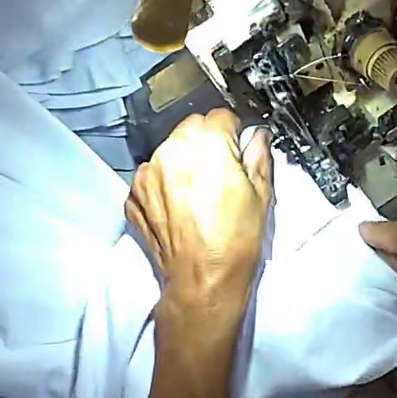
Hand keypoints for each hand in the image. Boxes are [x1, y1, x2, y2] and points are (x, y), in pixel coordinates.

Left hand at [128, 109, 272, 331]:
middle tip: (222, 172)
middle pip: (192, 128)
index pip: (220, 116)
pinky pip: (152, 175)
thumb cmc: (233, 243)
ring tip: (201, 195)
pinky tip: (183, 206)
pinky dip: (165, 183)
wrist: (203, 281)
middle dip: (207, 143)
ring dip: (184, 162)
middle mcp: (172, 152)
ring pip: (170, 150)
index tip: (238, 147)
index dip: (233, 131)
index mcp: (206, 146)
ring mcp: (149, 173)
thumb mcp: (261, 194)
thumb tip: (257, 137)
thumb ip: (258, 154)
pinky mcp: (135, 194)